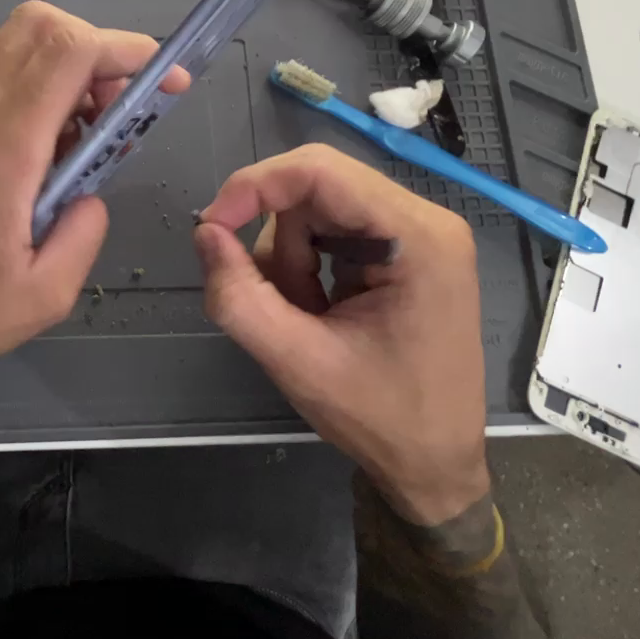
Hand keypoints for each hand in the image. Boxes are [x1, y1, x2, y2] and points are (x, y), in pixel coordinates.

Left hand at [0, 1, 189, 409]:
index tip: (159, 77)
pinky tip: (43, 160)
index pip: (65, 51)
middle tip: (120, 107)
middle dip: (97, 50)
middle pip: (37, 27)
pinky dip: (34, 98)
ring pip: (15, 52)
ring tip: (87, 142)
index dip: (123, 48)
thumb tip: (91, 191)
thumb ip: (84, 232)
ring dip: (65, 76)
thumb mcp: (41, 298)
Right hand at [193, 145, 489, 524]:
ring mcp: (414, 232)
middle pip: (314, 187)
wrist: (435, 467)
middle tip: (266, 294)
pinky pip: (327, 228)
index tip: (211, 228)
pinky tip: (315, 310)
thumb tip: (204, 233)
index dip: (253, 187)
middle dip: (274, 237)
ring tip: (302, 317)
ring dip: (287, 257)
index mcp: (417, 237)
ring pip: (314, 208)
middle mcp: (422, 219)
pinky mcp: (400, 248)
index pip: (319, 171)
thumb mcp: (296, 362)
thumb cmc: (380, 420)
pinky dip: (302, 264)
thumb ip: (239, 296)